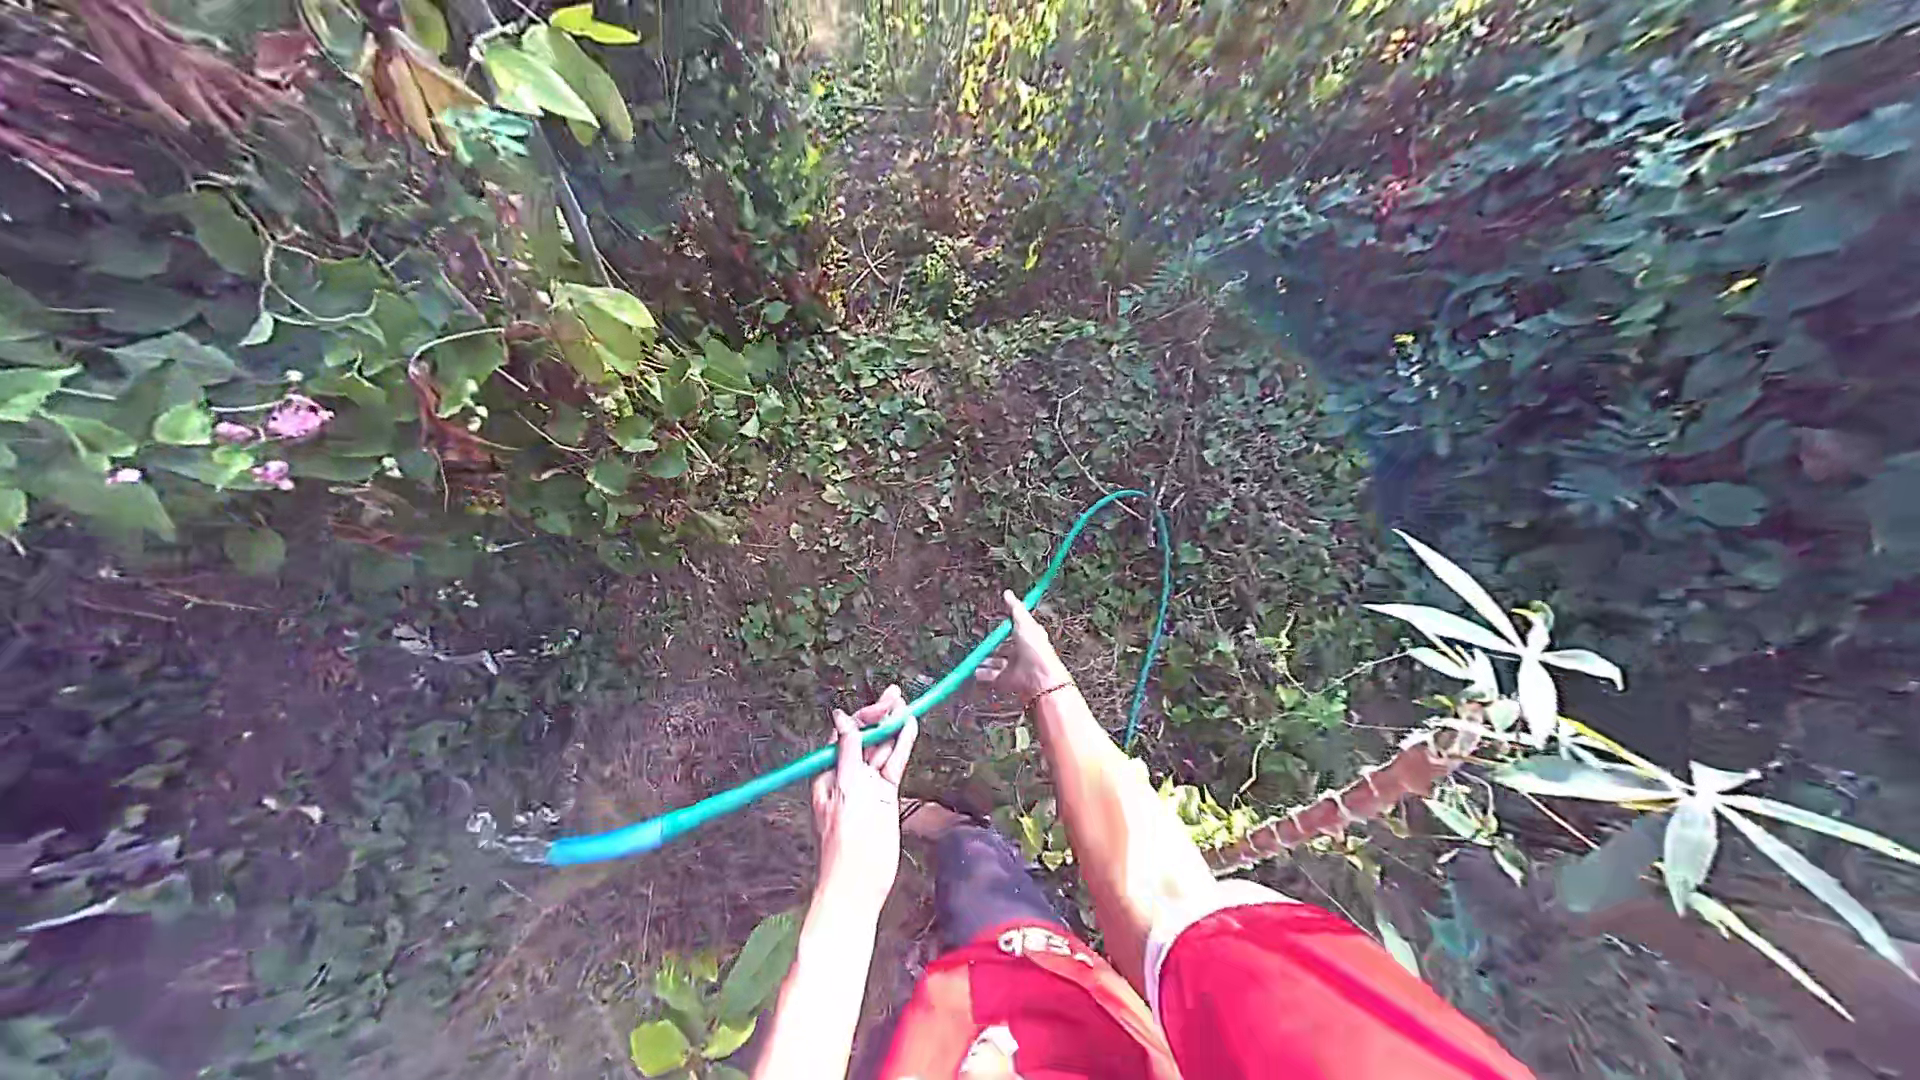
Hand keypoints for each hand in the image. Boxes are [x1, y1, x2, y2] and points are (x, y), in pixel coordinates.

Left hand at [809, 685, 916, 916]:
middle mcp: (848, 775)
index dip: (863, 716)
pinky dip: (902, 746)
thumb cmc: (846, 845)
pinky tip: (910, 728)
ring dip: (893, 726)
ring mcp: (868, 785)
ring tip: (906, 705)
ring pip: (881, 748)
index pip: (847, 733)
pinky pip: (893, 764)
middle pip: (865, 737)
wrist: (858, 886)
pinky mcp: (884, 796)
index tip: (881, 705)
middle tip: (897, 694)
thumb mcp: (847, 792)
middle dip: (880, 714)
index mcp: (830, 773)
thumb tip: (840, 718)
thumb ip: (847, 752)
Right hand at [973, 590, 1074, 705]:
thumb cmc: (1035, 648)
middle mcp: (1019, 652)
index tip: (985, 624)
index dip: (998, 628)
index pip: (1010, 630)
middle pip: (1000, 647)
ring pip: (994, 662)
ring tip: (974, 659)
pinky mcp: (1007, 681)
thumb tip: (1007, 593)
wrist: (1039, 677)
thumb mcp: (1024, 623)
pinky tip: (976, 670)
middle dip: (988, 646)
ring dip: (983, 661)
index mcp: (1026, 637)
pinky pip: (992, 676)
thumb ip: (1015, 608)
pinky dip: (983, 673)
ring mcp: (1013, 667)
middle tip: (978, 643)